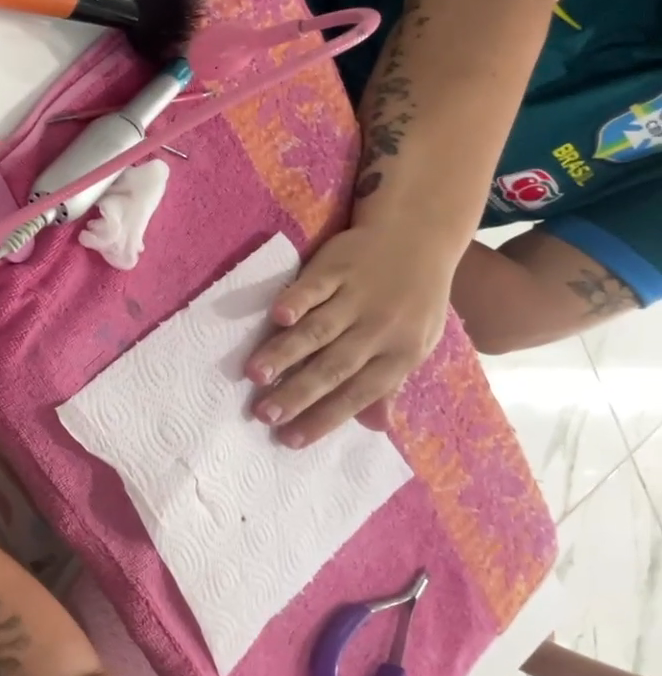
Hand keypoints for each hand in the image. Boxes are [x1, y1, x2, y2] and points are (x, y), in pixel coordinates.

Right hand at [246, 226, 451, 446]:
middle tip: (263, 415)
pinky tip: (277, 317)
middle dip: (299, 393)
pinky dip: (298, 301)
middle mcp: (381, 328)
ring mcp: (359, 297)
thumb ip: (386, 383)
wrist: (420, 235)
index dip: (326, 417)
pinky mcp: (338, 267)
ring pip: (320, 331)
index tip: (290, 440)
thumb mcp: (409, 342)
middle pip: (335, 367)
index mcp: (401, 352)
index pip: (361, 393)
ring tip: (254, 375)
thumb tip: (374, 427)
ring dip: (286, 353)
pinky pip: (315, 288)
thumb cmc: (410, 297)